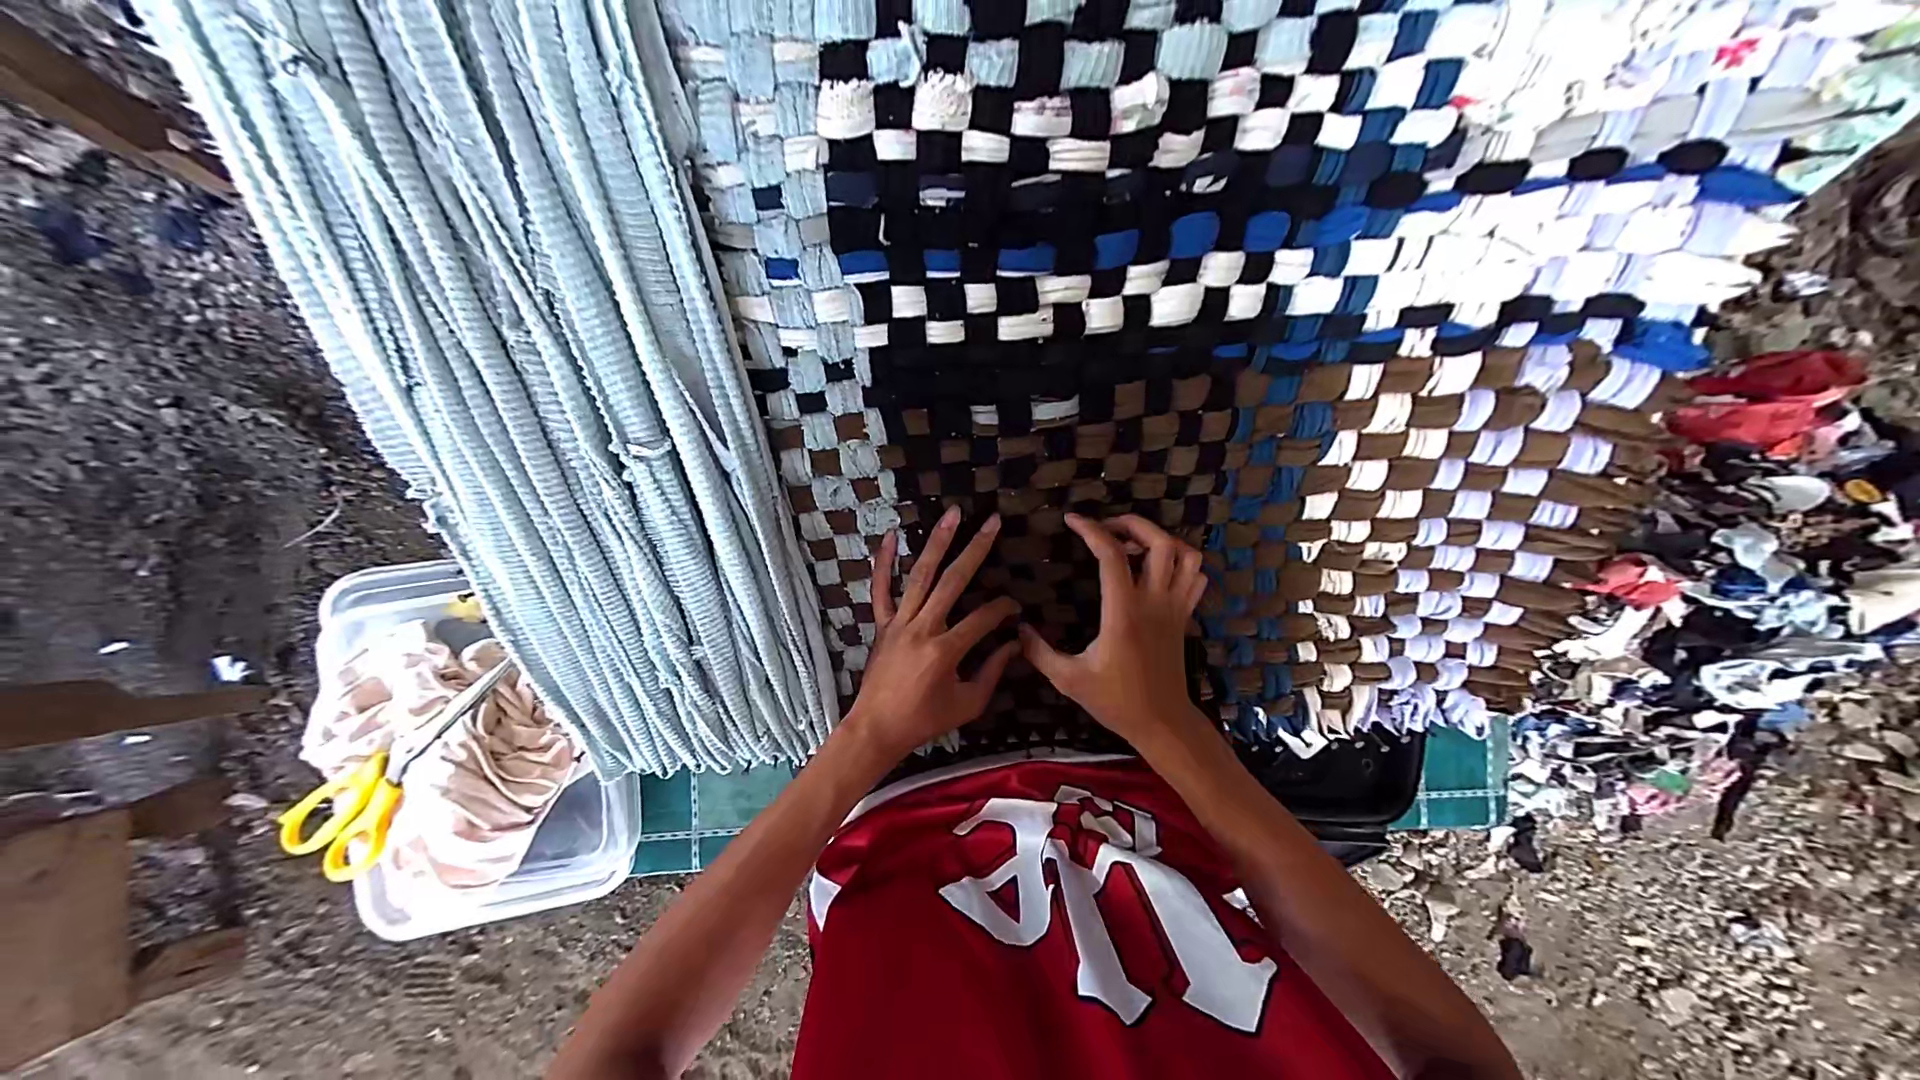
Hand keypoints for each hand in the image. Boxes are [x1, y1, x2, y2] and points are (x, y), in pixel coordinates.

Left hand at [842, 506, 1019, 758]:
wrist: (877, 729)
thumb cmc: (924, 721)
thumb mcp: (968, 703)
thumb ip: (993, 672)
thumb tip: (1014, 645)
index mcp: (945, 651)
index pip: (983, 618)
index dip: (1003, 609)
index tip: (1014, 607)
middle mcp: (922, 629)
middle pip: (953, 581)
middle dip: (976, 549)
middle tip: (992, 522)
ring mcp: (899, 623)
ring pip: (920, 576)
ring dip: (937, 542)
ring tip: (952, 515)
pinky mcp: (882, 624)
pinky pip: (881, 589)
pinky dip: (884, 563)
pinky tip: (892, 536)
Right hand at [1019, 513, 1210, 750]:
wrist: (1162, 722)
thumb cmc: (1115, 701)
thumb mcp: (1068, 679)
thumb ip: (1039, 651)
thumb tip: (1017, 627)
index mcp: (1123, 613)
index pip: (1111, 555)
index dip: (1090, 530)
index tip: (1071, 521)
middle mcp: (1154, 602)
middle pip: (1159, 542)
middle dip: (1132, 523)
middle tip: (1107, 526)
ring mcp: (1175, 608)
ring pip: (1186, 555)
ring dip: (1161, 538)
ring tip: (1134, 543)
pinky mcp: (1185, 616)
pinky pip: (1196, 576)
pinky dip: (1182, 562)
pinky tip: (1158, 569)